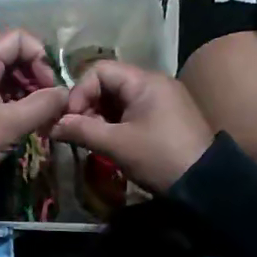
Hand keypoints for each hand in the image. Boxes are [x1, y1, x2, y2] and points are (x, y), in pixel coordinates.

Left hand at [0, 29, 68, 168]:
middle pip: (13, 56)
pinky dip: (16, 102)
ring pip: (8, 76)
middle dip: (36, 75)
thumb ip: (43, 105)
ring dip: (29, 91)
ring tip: (42, 115)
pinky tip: (27, 120)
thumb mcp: (11, 124)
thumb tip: (66, 94)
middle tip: (49, 102)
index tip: (49, 84)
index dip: (39, 56)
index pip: (17, 38)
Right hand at [50, 61, 212, 193]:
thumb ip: (81, 130)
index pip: (99, 70)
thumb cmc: (159, 157)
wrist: (205, 185)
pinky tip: (107, 142)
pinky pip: (129, 111)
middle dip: (86, 106)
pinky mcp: (162, 117)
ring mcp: (159, 100)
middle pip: (106, 83)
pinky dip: (113, 123)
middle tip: (77, 131)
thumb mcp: (116, 144)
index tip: (71, 118)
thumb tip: (51, 125)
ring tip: (90, 139)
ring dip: (98, 117)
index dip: (79, 92)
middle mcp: (153, 83)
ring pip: (116, 99)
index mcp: (145, 81)